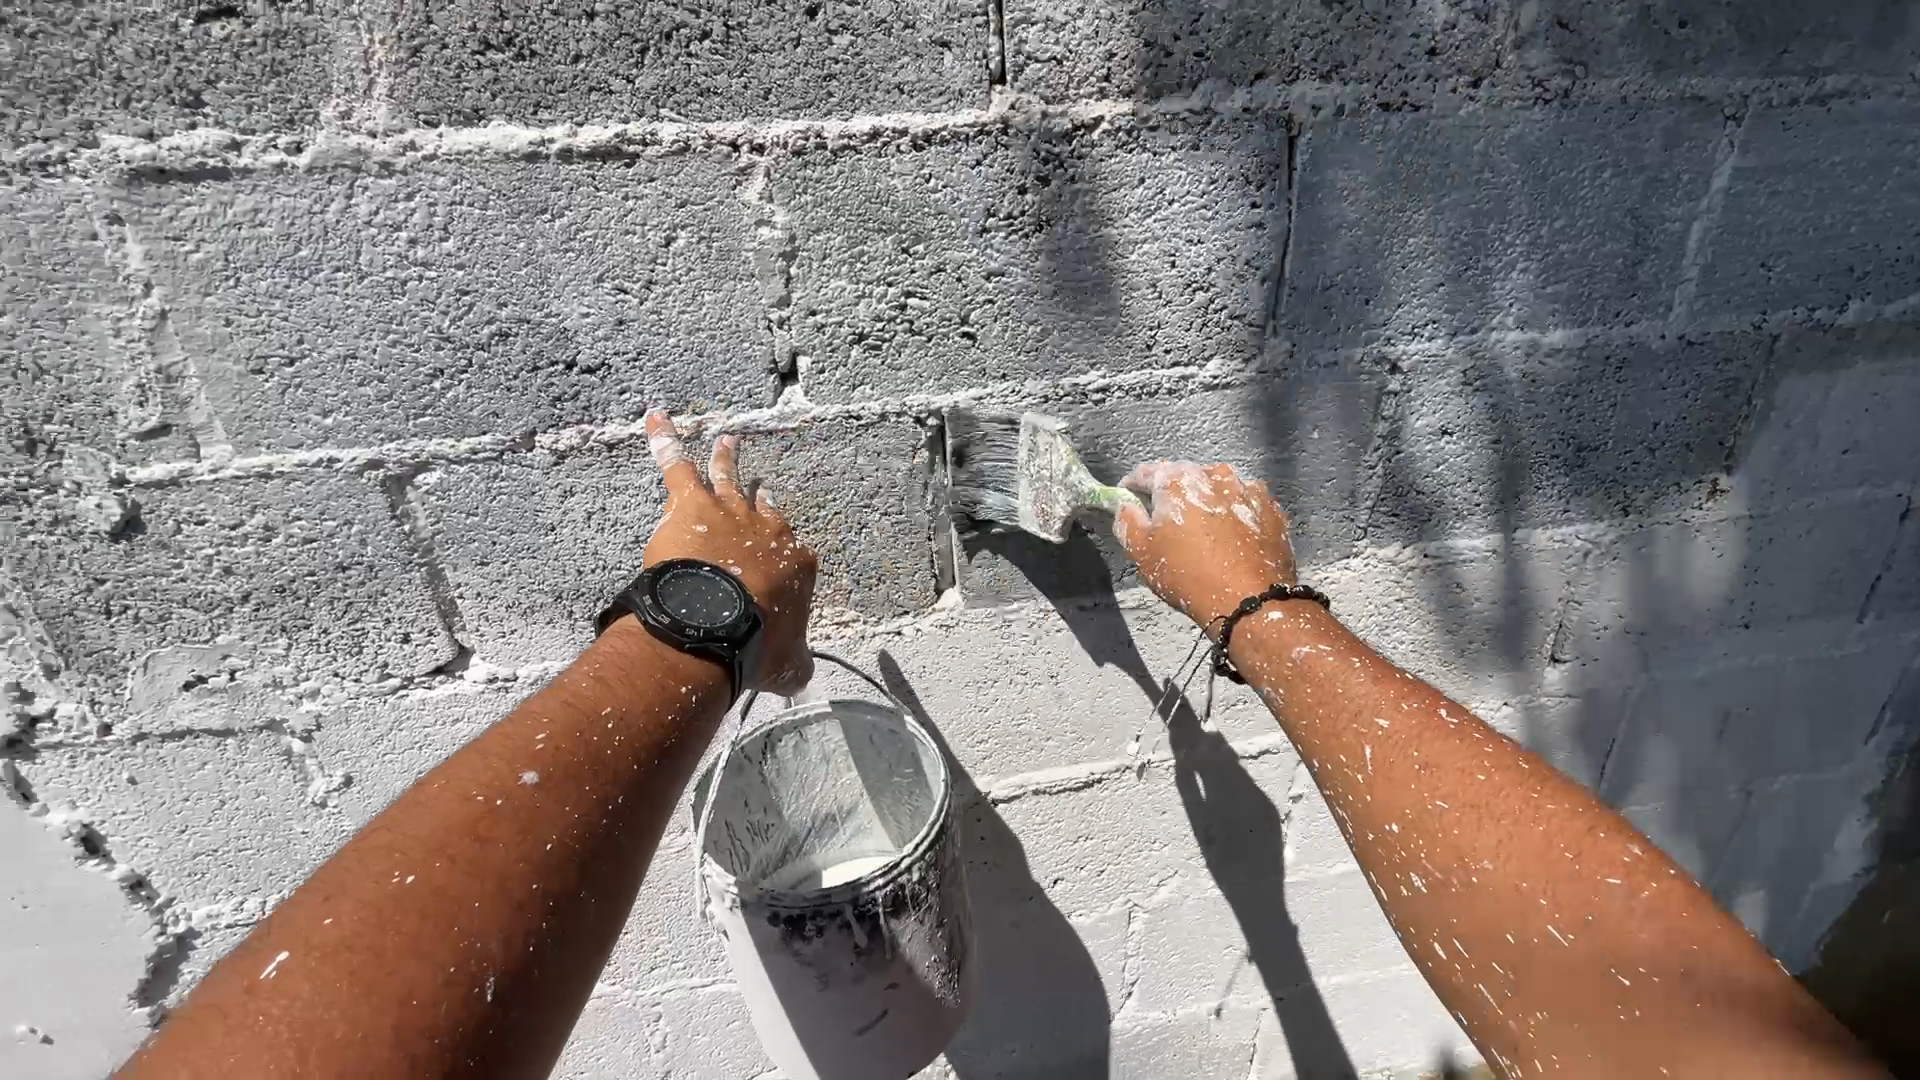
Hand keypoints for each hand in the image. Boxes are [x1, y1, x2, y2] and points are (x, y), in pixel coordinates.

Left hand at [642, 410, 817, 693]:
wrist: (721, 626)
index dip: (782, 550)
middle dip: (760, 496)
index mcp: (795, 564)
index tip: (778, 551)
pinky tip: (655, 417)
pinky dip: (664, 441)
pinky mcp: (693, 505)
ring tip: (726, 440)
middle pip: (763, 508)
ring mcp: (731, 513)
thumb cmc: (758, 645)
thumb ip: (795, 665)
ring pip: (727, 478)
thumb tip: (802, 677)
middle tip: (758, 484)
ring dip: (726, 459)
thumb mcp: (789, 665)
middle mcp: (768, 530)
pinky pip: (676, 465)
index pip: (792, 550)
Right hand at [1112, 461, 1296, 632]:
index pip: (1145, 473)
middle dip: (1172, 493)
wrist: (1249, 601)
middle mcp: (1214, 474)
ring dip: (1205, 501)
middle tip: (1164, 519)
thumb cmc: (1187, 574)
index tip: (1128, 498)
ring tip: (1200, 529)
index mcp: (1177, 479)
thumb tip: (1125, 506)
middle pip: (1184, 477)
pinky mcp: (1271, 509)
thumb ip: (1127, 521)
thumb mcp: (1141, 552)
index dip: (1132, 486)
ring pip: (1217, 488)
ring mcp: (1247, 489)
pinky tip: (1229, 537)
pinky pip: (1243, 503)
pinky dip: (1233, 513)